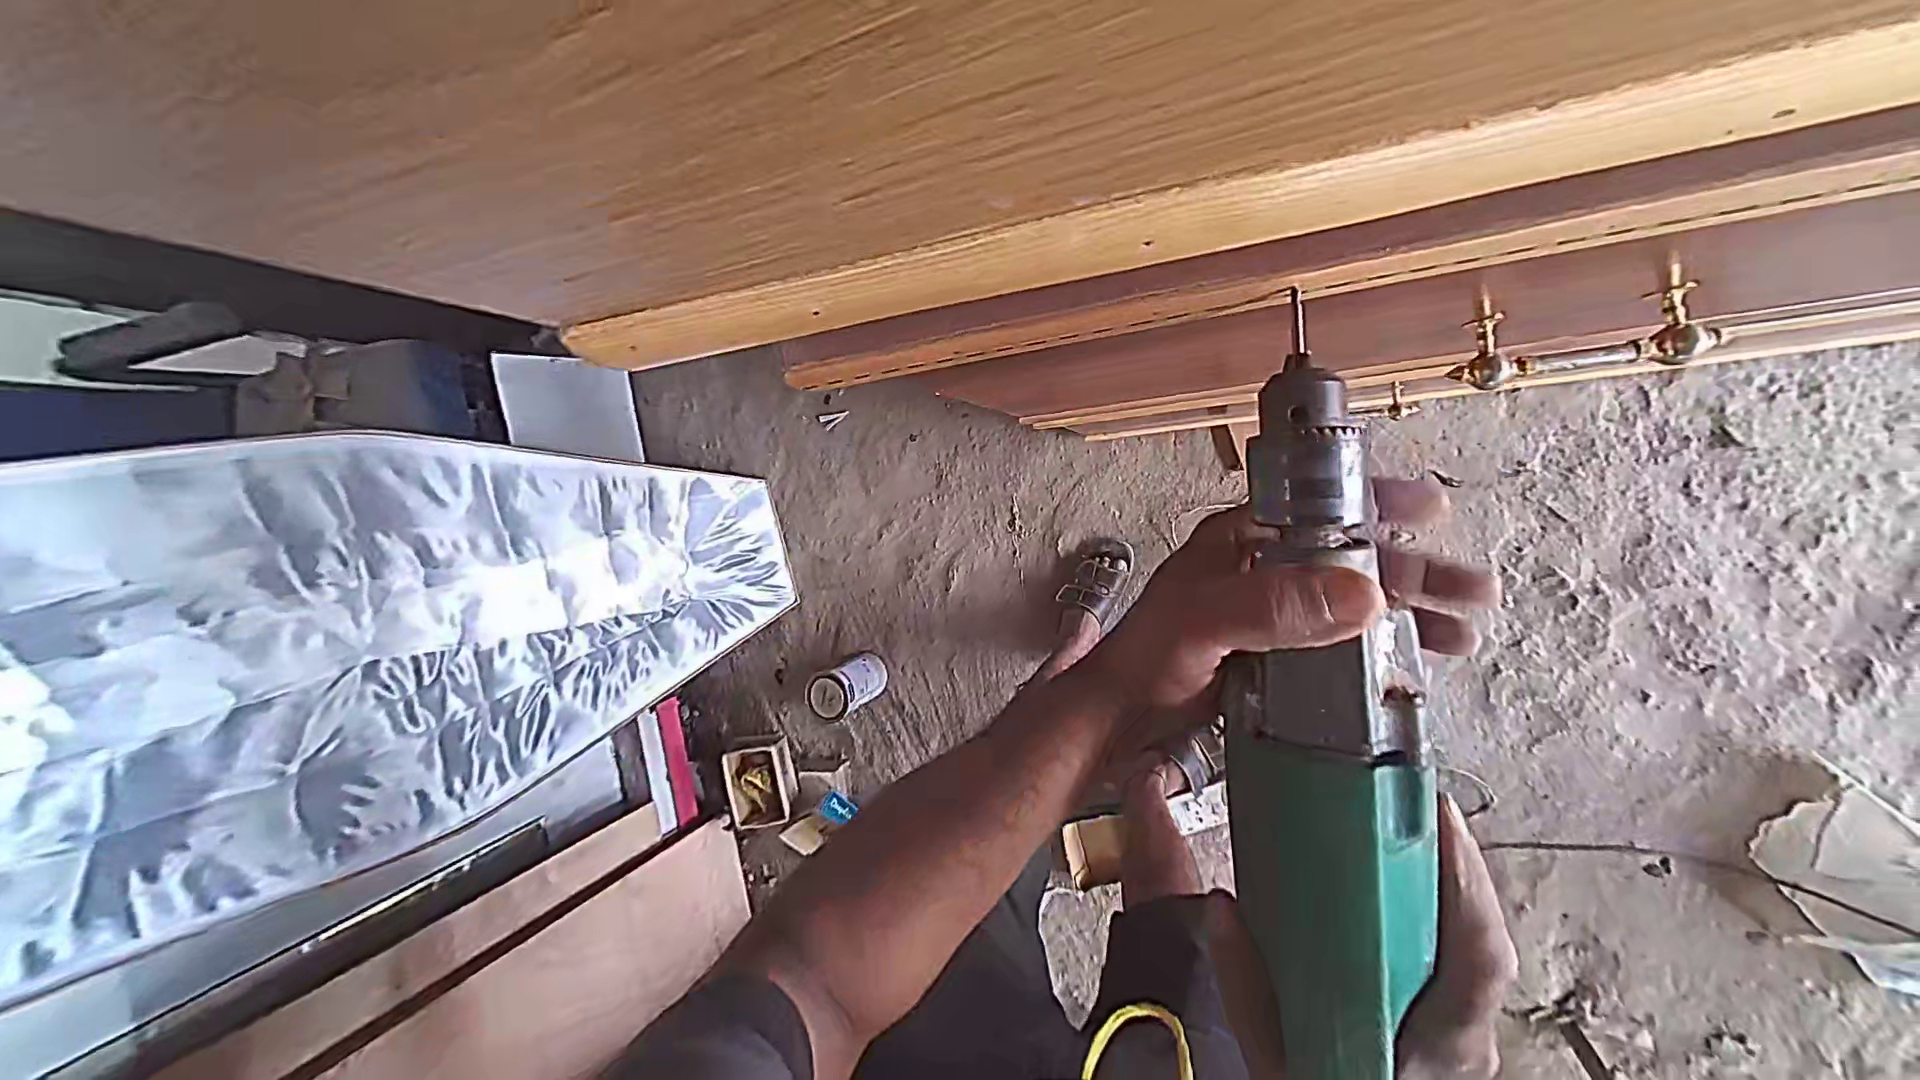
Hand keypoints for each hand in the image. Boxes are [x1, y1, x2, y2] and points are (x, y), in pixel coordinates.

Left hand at [1081, 477, 1499, 755]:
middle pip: (1346, 557)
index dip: (1370, 500)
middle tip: (1470, 589)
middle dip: (1409, 569)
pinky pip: (1336, 644)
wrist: (1123, 718)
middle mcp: (1257, 571)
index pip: (1310, 506)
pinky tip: (1410, 666)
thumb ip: (1269, 605)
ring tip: (1458, 634)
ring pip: (1349, 601)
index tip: (1429, 505)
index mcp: (1236, 543)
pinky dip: (1376, 650)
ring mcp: (1269, 615)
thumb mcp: (1202, 620)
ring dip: (1406, 612)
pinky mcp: (1276, 657)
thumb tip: (1362, 593)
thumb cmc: (1145, 658)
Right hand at [1203, 796, 1518, 1078]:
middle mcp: (1467, 1035)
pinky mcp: (1456, 1016)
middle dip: (1450, 855)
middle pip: (1481, 932)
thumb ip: (1246, 988)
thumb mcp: (1278, 1058)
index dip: (1464, 877)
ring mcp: (1469, 1028)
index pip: (1477, 956)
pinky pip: (1459, 945)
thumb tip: (1222, 908)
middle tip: (1408, 795)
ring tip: (1403, 815)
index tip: (1436, 811)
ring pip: (1475, 937)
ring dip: (1445, 871)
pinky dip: (1437, 895)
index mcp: (1436, 1046)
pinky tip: (1399, 866)